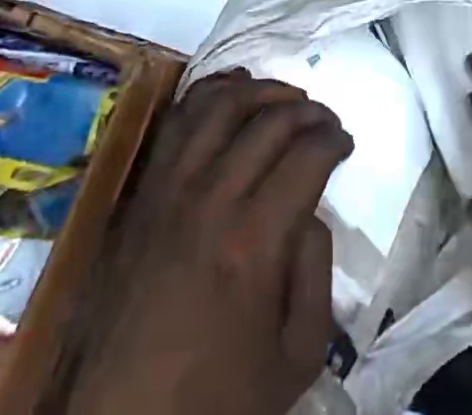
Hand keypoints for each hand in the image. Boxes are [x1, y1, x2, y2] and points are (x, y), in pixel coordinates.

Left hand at [64, 71, 352, 414]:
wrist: (126, 410)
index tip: (345, 141)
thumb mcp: (297, 352)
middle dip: (305, 109)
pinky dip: (205, 92)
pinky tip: (228, 88)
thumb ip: (315, 269)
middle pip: (267, 122)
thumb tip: (311, 207)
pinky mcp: (143, 187)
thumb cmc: (219, 390)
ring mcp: (170, 185)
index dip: (333, 139)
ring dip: (258, 90)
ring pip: (218, 106)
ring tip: (284, 94)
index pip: (306, 157)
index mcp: (255, 240)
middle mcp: (211, 196)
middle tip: (324, 117)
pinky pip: (175, 120)